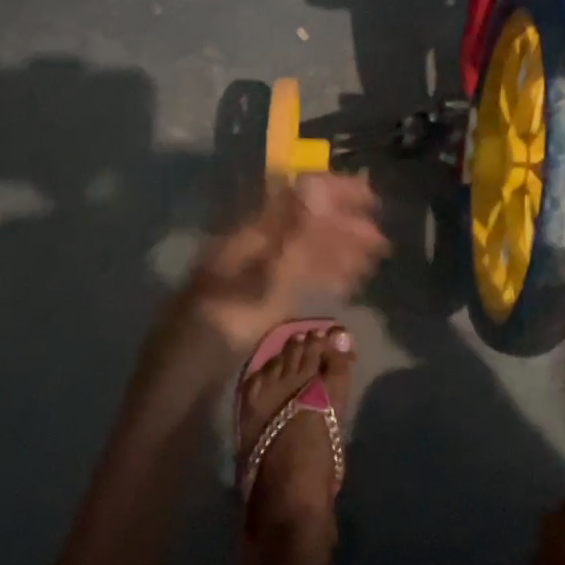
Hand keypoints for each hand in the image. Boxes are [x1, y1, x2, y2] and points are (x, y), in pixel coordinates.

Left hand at [185, 173, 388, 348]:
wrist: (183, 378)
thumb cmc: (220, 326)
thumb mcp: (261, 279)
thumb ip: (294, 234)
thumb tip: (317, 185)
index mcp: (250, 232)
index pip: (297, 196)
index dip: (334, 191)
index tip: (370, 196)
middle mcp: (254, 244)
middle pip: (305, 223)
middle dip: (344, 226)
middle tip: (381, 240)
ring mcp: (256, 271)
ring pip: (305, 251)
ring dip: (340, 251)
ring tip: (373, 262)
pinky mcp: (259, 298)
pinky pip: (298, 276)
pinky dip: (325, 275)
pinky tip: (347, 285)